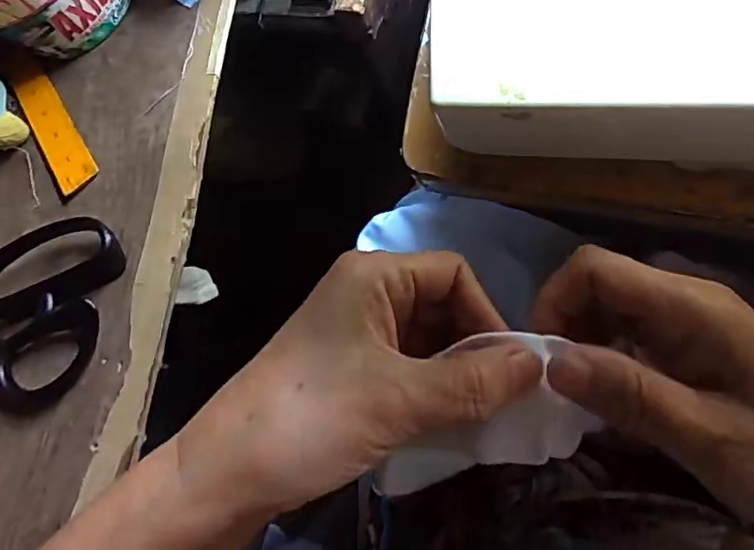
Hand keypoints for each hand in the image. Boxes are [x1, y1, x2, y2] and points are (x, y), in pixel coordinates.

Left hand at [46, 250, 541, 549]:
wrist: (216, 482)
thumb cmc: (311, 419)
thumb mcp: (399, 401)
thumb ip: (472, 383)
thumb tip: (537, 364)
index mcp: (375, 275)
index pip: (453, 273)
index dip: (486, 312)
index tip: (509, 364)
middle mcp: (367, 291)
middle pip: (442, 304)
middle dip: (472, 347)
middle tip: (500, 395)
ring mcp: (355, 329)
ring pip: (425, 338)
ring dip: (453, 372)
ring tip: (478, 413)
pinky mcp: (347, 365)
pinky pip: (405, 363)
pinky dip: (429, 388)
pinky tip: (444, 422)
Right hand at [532, 246, 753, 549]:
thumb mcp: (710, 439)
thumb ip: (629, 393)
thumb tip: (551, 358)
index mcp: (693, 304)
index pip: (598, 267)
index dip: (556, 302)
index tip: (539, 364)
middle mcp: (692, 300)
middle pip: (606, 285)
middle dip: (568, 326)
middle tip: (552, 394)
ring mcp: (700, 326)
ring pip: (622, 314)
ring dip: (590, 348)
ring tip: (576, 406)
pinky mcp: (707, 354)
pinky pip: (644, 343)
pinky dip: (616, 366)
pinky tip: (613, 407)